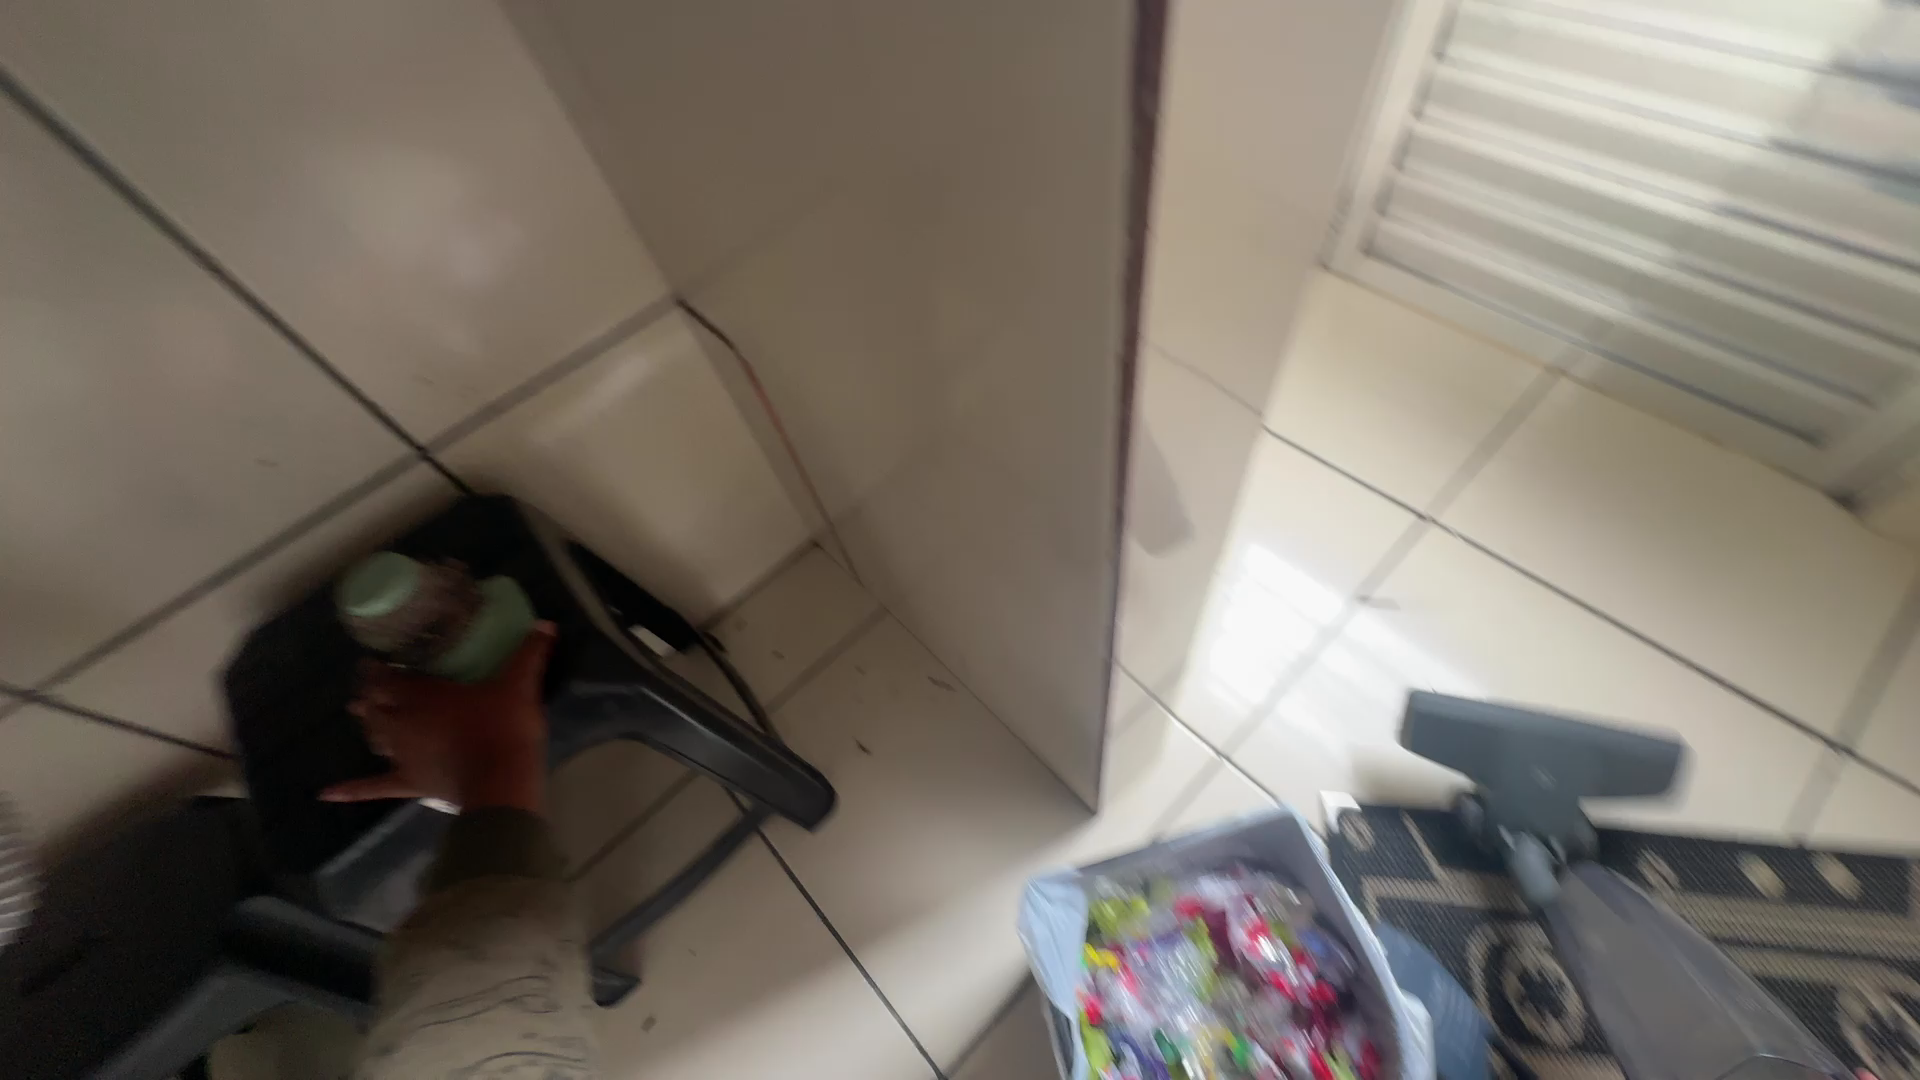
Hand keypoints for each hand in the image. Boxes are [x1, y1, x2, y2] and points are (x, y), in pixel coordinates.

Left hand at [322, 621, 555, 813]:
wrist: (500, 781)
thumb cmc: (505, 727)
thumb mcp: (521, 685)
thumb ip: (531, 653)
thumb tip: (546, 624)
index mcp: (424, 697)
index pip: (390, 679)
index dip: (379, 670)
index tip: (375, 661)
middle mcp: (403, 723)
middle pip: (376, 707)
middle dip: (371, 694)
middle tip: (372, 685)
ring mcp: (403, 755)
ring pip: (375, 737)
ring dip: (368, 724)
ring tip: (360, 712)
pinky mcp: (410, 782)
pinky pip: (374, 786)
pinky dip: (351, 789)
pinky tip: (326, 794)